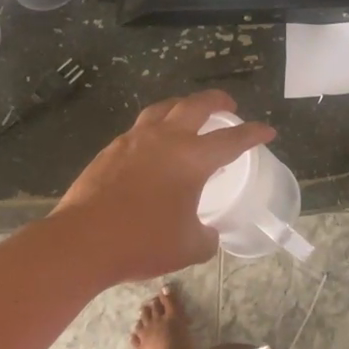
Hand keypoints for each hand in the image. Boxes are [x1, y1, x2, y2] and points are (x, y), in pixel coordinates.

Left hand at [50, 90, 275, 283]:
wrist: (82, 241)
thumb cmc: (142, 242)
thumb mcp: (188, 248)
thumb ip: (206, 236)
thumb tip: (208, 233)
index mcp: (193, 158)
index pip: (232, 140)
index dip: (253, 133)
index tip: (267, 130)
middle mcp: (167, 138)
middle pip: (197, 105)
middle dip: (217, 101)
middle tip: (228, 106)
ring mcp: (135, 140)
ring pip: (164, 108)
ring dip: (182, 105)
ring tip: (189, 113)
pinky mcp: (111, 150)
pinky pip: (139, 128)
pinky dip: (155, 128)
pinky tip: (153, 145)